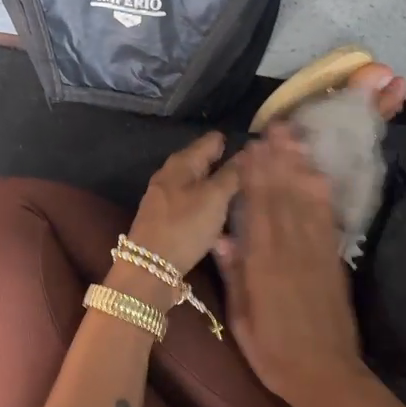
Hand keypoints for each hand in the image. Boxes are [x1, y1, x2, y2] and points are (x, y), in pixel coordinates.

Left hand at [124, 132, 242, 275]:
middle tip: (255, 174)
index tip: (257, 150)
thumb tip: (247, 151)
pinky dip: (208, 206)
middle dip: (226, 165)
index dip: (233, 143)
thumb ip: (231, 174)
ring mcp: (166, 196)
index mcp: (182, 161)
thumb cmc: (184, 225)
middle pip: (204, 162)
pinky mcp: (166, 217)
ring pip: (199, 184)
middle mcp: (171, 173)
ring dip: (218, 188)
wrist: (149, 266)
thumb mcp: (214, 198)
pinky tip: (221, 217)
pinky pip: (193, 204)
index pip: (211, 141)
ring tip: (244, 195)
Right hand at [216, 120, 369, 406]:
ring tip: (294, 138)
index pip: (258, 209)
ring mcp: (317, 253)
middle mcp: (292, 250)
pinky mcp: (334, 261)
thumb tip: (221, 238)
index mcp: (265, 264)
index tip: (248, 149)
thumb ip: (235, 276)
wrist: (327, 378)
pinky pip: (325, 219)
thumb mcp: (243, 319)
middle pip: (284, 196)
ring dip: (300, 167)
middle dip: (277, 160)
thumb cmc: (274, 352)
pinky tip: (315, 174)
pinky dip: (320, 193)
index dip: (254, 176)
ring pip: (307, 201)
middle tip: (272, 128)